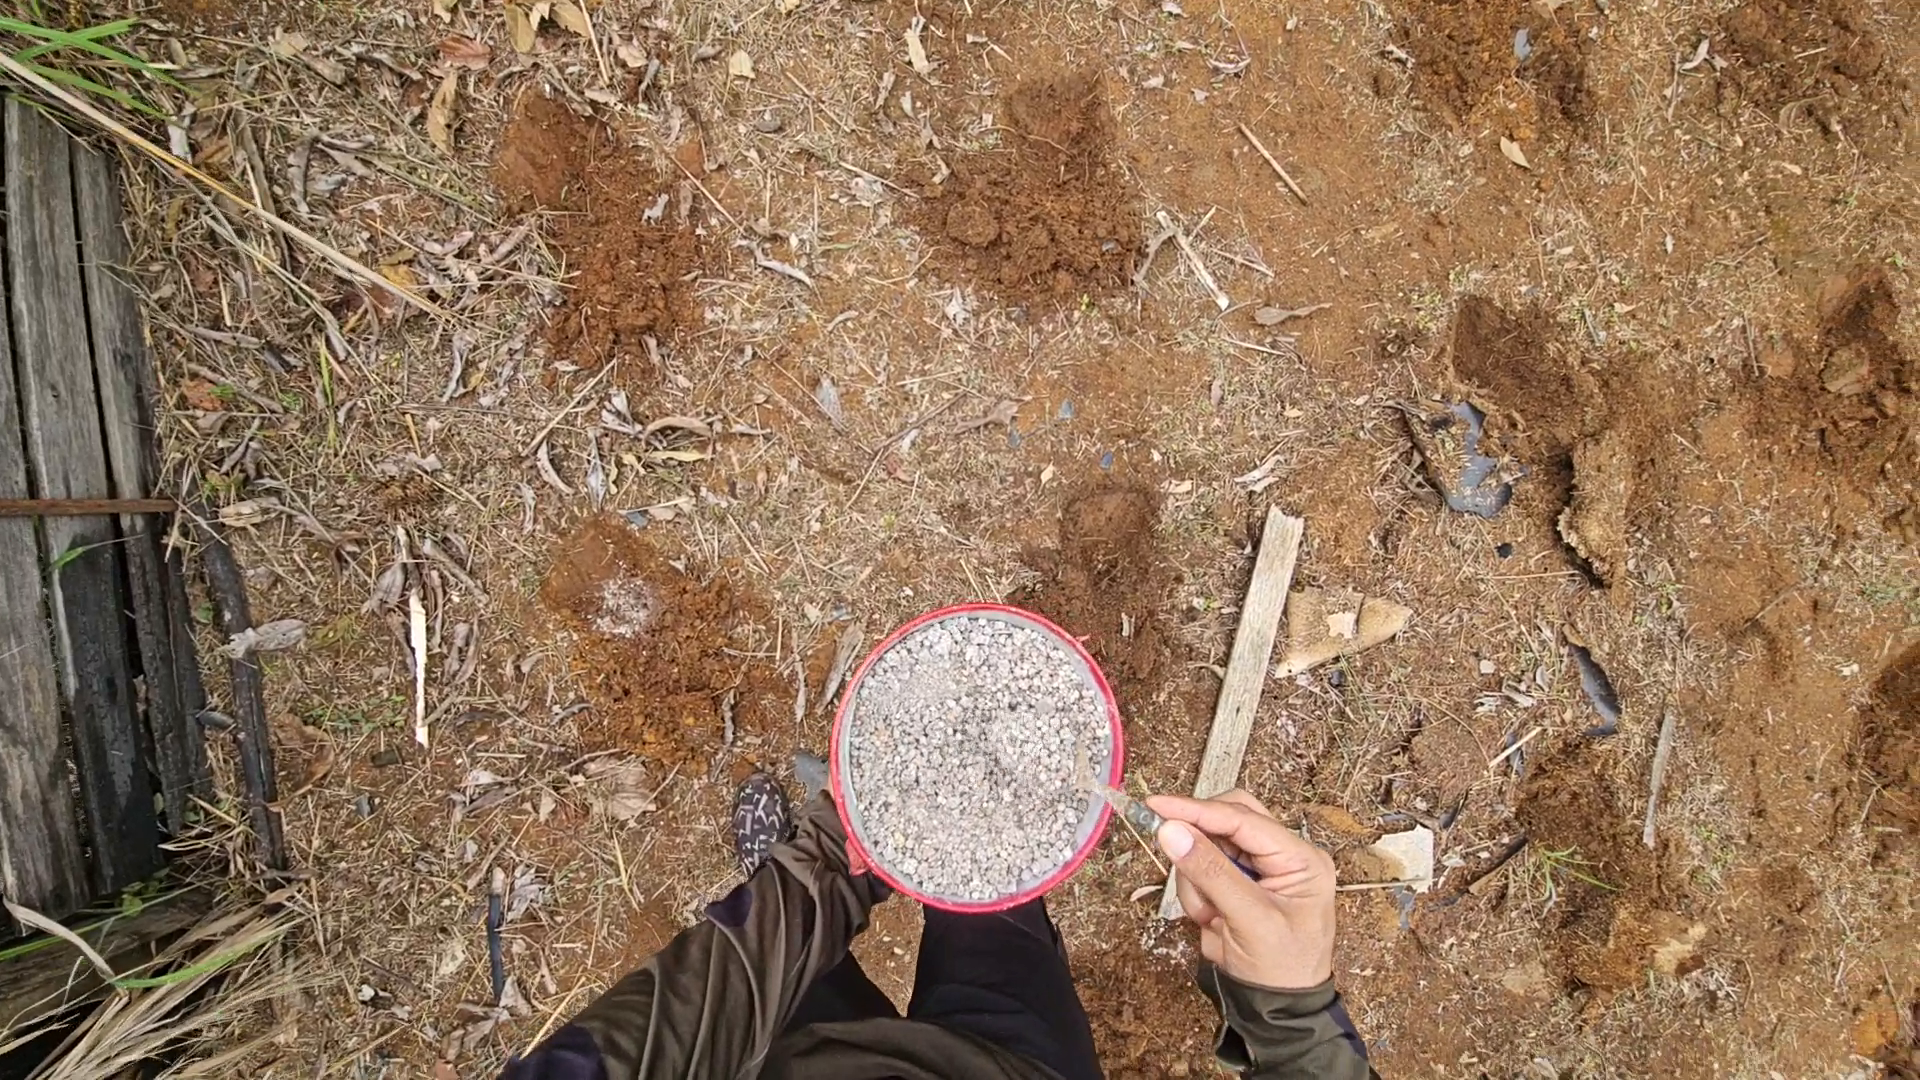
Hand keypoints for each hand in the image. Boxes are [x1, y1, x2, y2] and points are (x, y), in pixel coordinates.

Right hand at [1146, 789, 1336, 990]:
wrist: (1276, 1012)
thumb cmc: (1280, 971)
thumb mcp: (1249, 921)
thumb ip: (1210, 872)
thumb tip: (1169, 830)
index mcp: (1301, 859)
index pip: (1242, 817)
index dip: (1196, 810)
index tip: (1157, 805)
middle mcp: (1282, 854)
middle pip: (1226, 818)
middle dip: (1199, 839)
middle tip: (1167, 842)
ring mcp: (1257, 866)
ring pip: (1207, 841)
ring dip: (1195, 875)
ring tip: (1207, 914)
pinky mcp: (1235, 878)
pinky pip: (1200, 865)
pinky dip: (1194, 888)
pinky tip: (1209, 917)